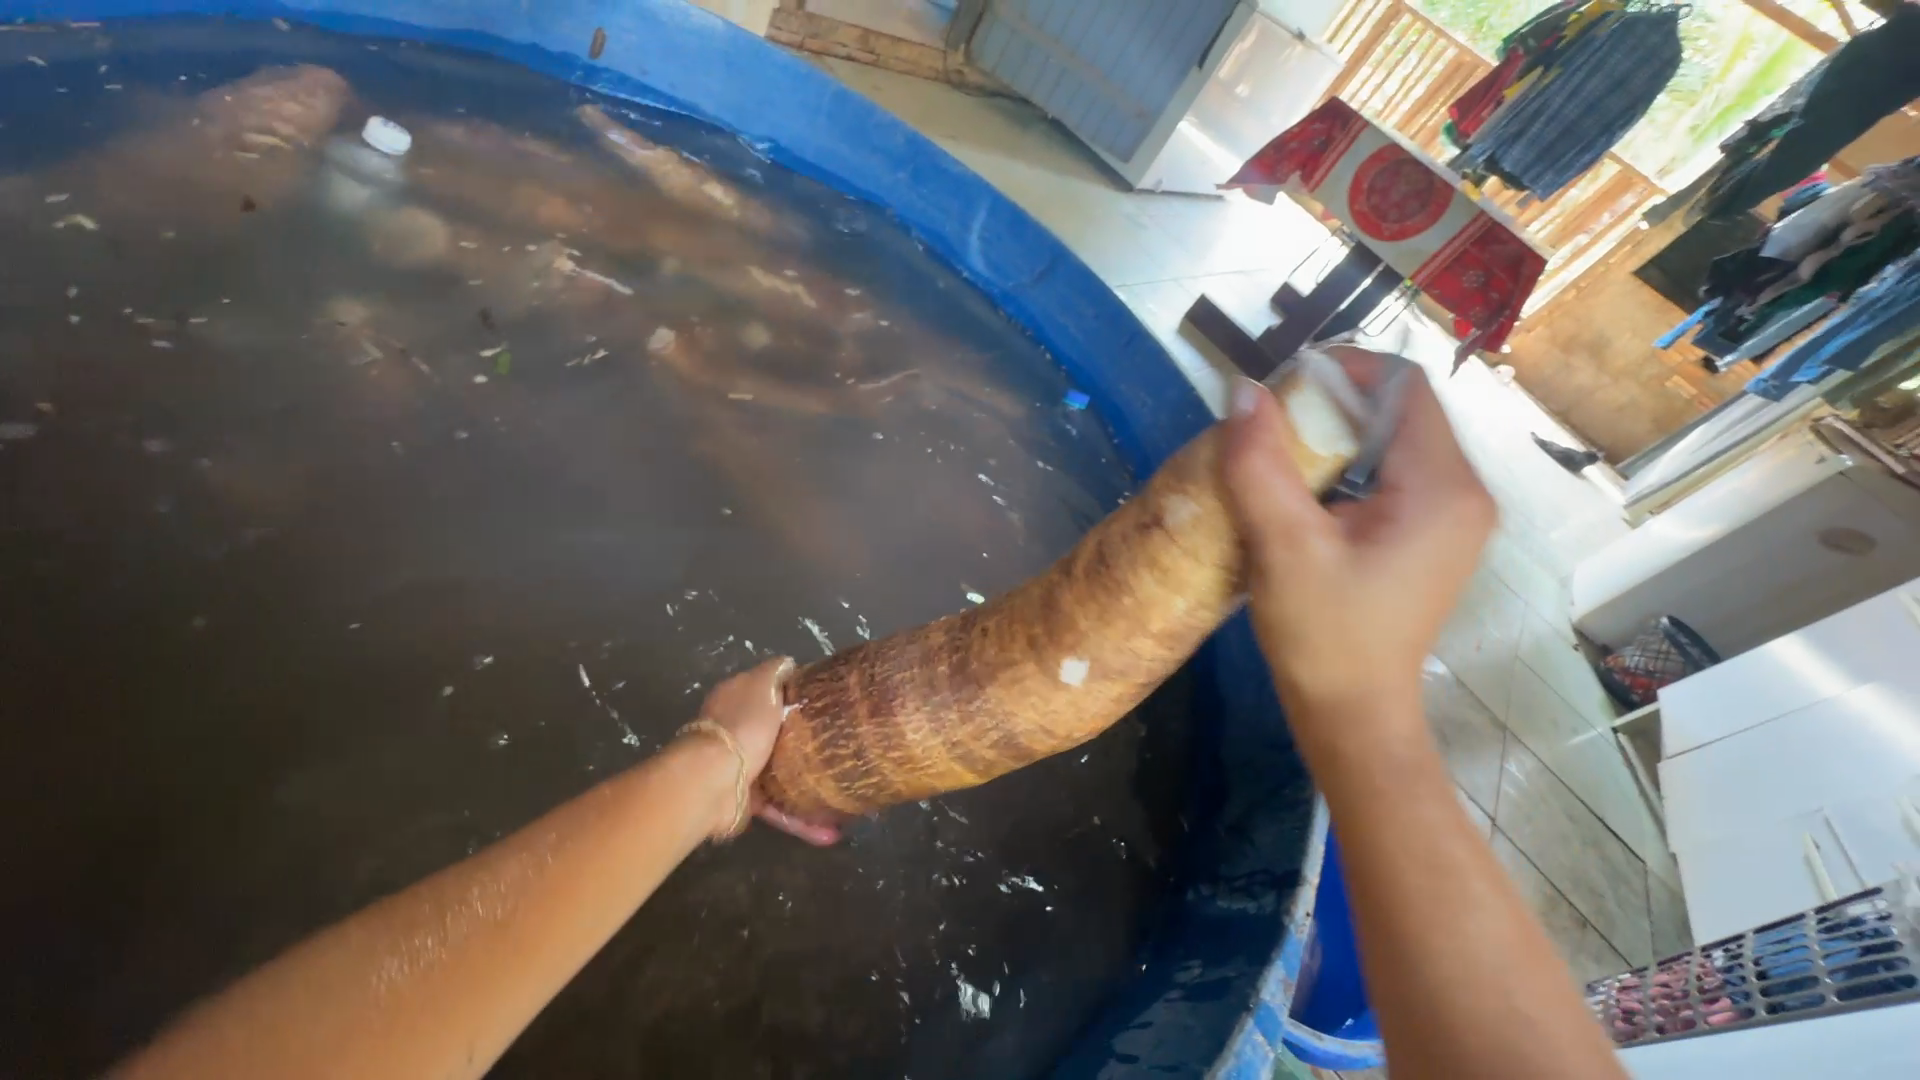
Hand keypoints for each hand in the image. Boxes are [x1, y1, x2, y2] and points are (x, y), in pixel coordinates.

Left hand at [679, 657, 840, 846]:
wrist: (711, 782)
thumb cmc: (741, 726)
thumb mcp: (761, 686)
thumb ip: (774, 671)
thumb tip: (788, 663)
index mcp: (737, 701)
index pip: (767, 692)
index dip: (794, 694)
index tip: (825, 701)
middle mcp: (737, 733)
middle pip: (777, 734)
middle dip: (805, 742)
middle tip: (840, 746)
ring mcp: (741, 769)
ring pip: (782, 775)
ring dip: (809, 787)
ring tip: (841, 793)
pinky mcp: (747, 802)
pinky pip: (780, 810)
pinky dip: (802, 822)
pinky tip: (830, 832)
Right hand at [1219, 347, 1494, 751]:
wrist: (1351, 713)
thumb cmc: (1322, 636)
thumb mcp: (1284, 546)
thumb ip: (1261, 464)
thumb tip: (1242, 390)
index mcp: (1442, 487)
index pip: (1403, 386)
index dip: (1342, 368)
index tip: (1281, 388)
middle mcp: (1463, 492)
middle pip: (1398, 410)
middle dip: (1331, 404)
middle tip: (1269, 425)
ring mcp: (1450, 516)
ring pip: (1390, 441)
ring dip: (1333, 436)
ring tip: (1277, 456)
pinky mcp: (1429, 536)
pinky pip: (1389, 474)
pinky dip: (1344, 468)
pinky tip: (1302, 493)